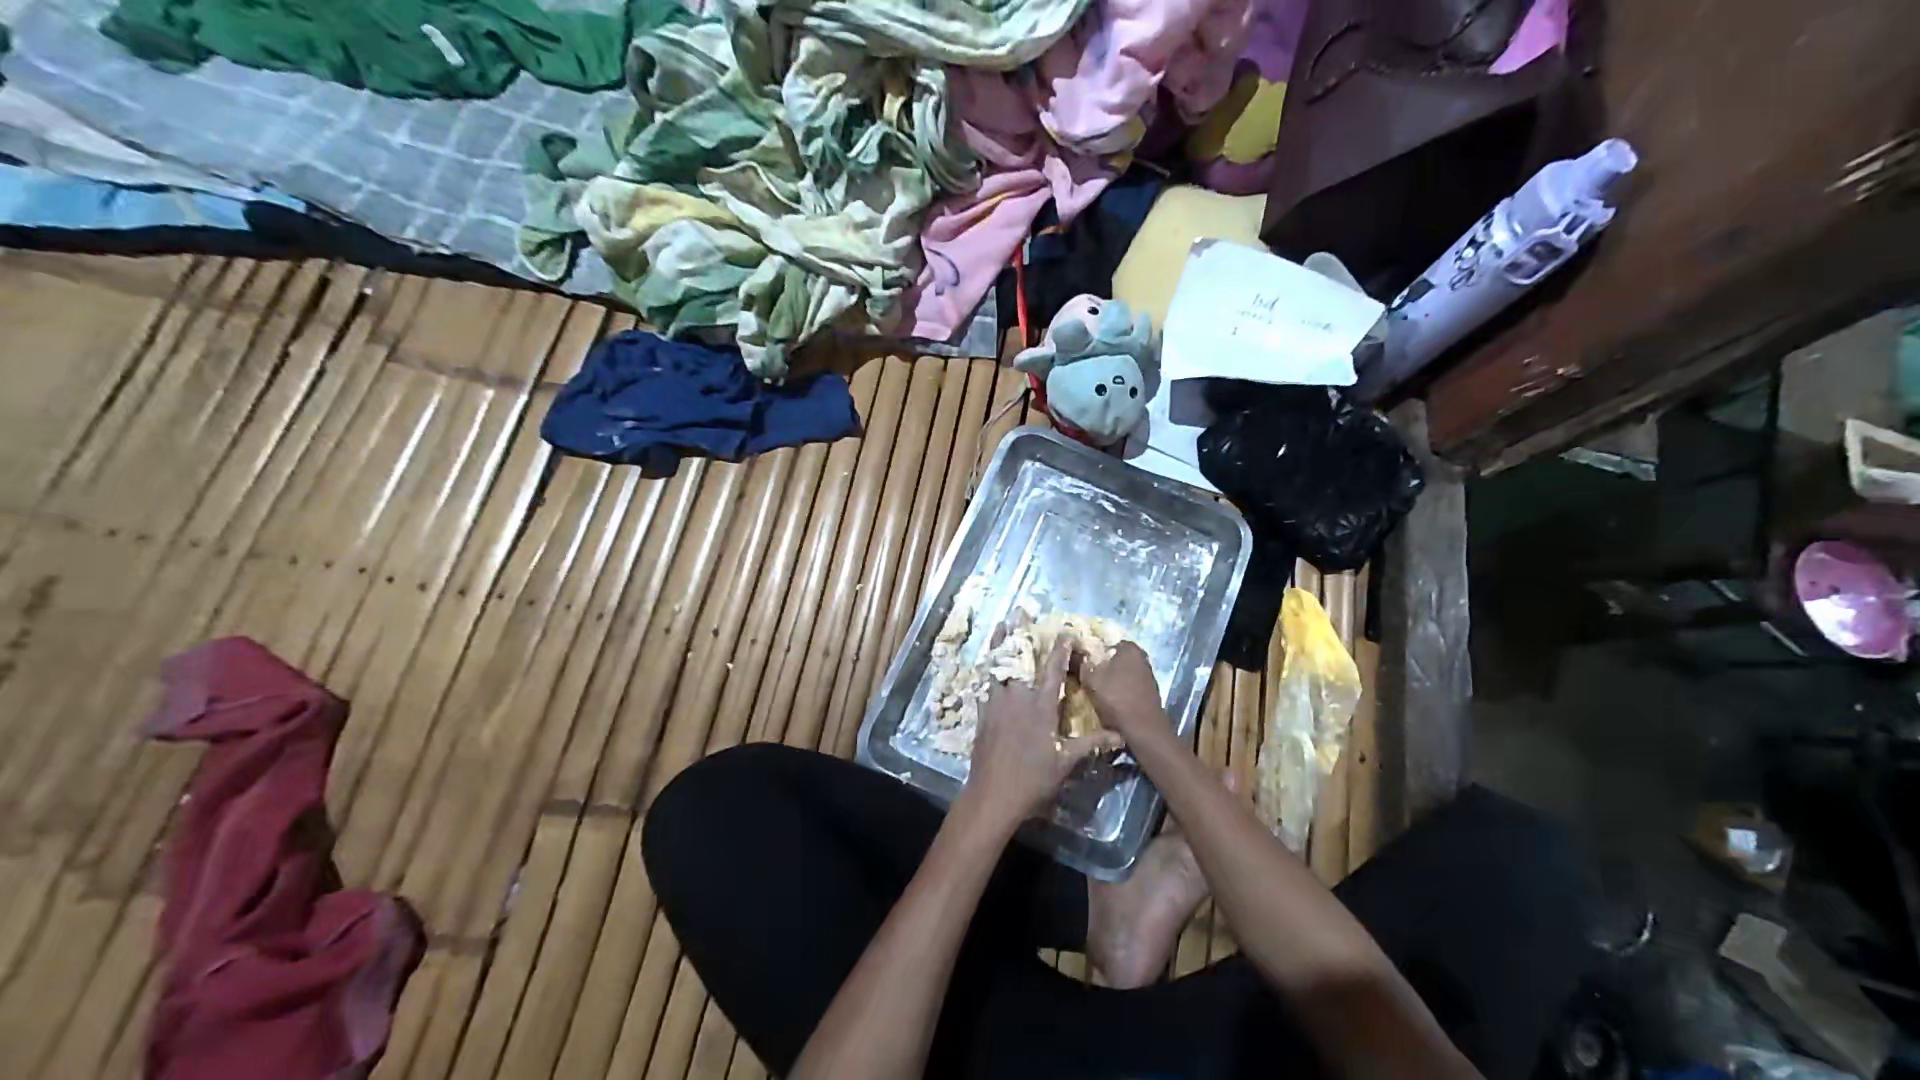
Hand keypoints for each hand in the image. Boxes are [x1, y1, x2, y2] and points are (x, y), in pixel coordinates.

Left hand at [963, 640, 1123, 826]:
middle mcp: (1018, 698)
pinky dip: (988, 668)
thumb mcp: (1066, 763)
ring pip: (999, 666)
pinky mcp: (982, 713)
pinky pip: (984, 683)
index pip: (1054, 671)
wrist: (993, 794)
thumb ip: (1091, 744)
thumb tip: (1120, 736)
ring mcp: (996, 703)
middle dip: (1022, 634)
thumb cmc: (1033, 779)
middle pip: (1020, 659)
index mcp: (1041, 706)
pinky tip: (986, 662)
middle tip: (1021, 611)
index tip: (1065, 632)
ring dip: (1001, 644)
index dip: (1060, 649)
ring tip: (1002, 625)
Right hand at [1076, 641, 1168, 742]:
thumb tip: (1078, 656)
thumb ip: (1083, 665)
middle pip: (1118, 659)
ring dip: (1114, 680)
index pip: (1110, 643)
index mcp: (1130, 649)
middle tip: (1090, 676)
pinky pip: (1131, 687)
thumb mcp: (1091, 680)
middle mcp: (1143, 659)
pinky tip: (1113, 702)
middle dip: (1105, 666)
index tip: (1086, 662)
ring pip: (1125, 674)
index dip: (1096, 651)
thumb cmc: (1116, 698)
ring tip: (1099, 691)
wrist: (1143, 729)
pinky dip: (1122, 691)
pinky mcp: (1151, 693)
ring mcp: (1149, 677)